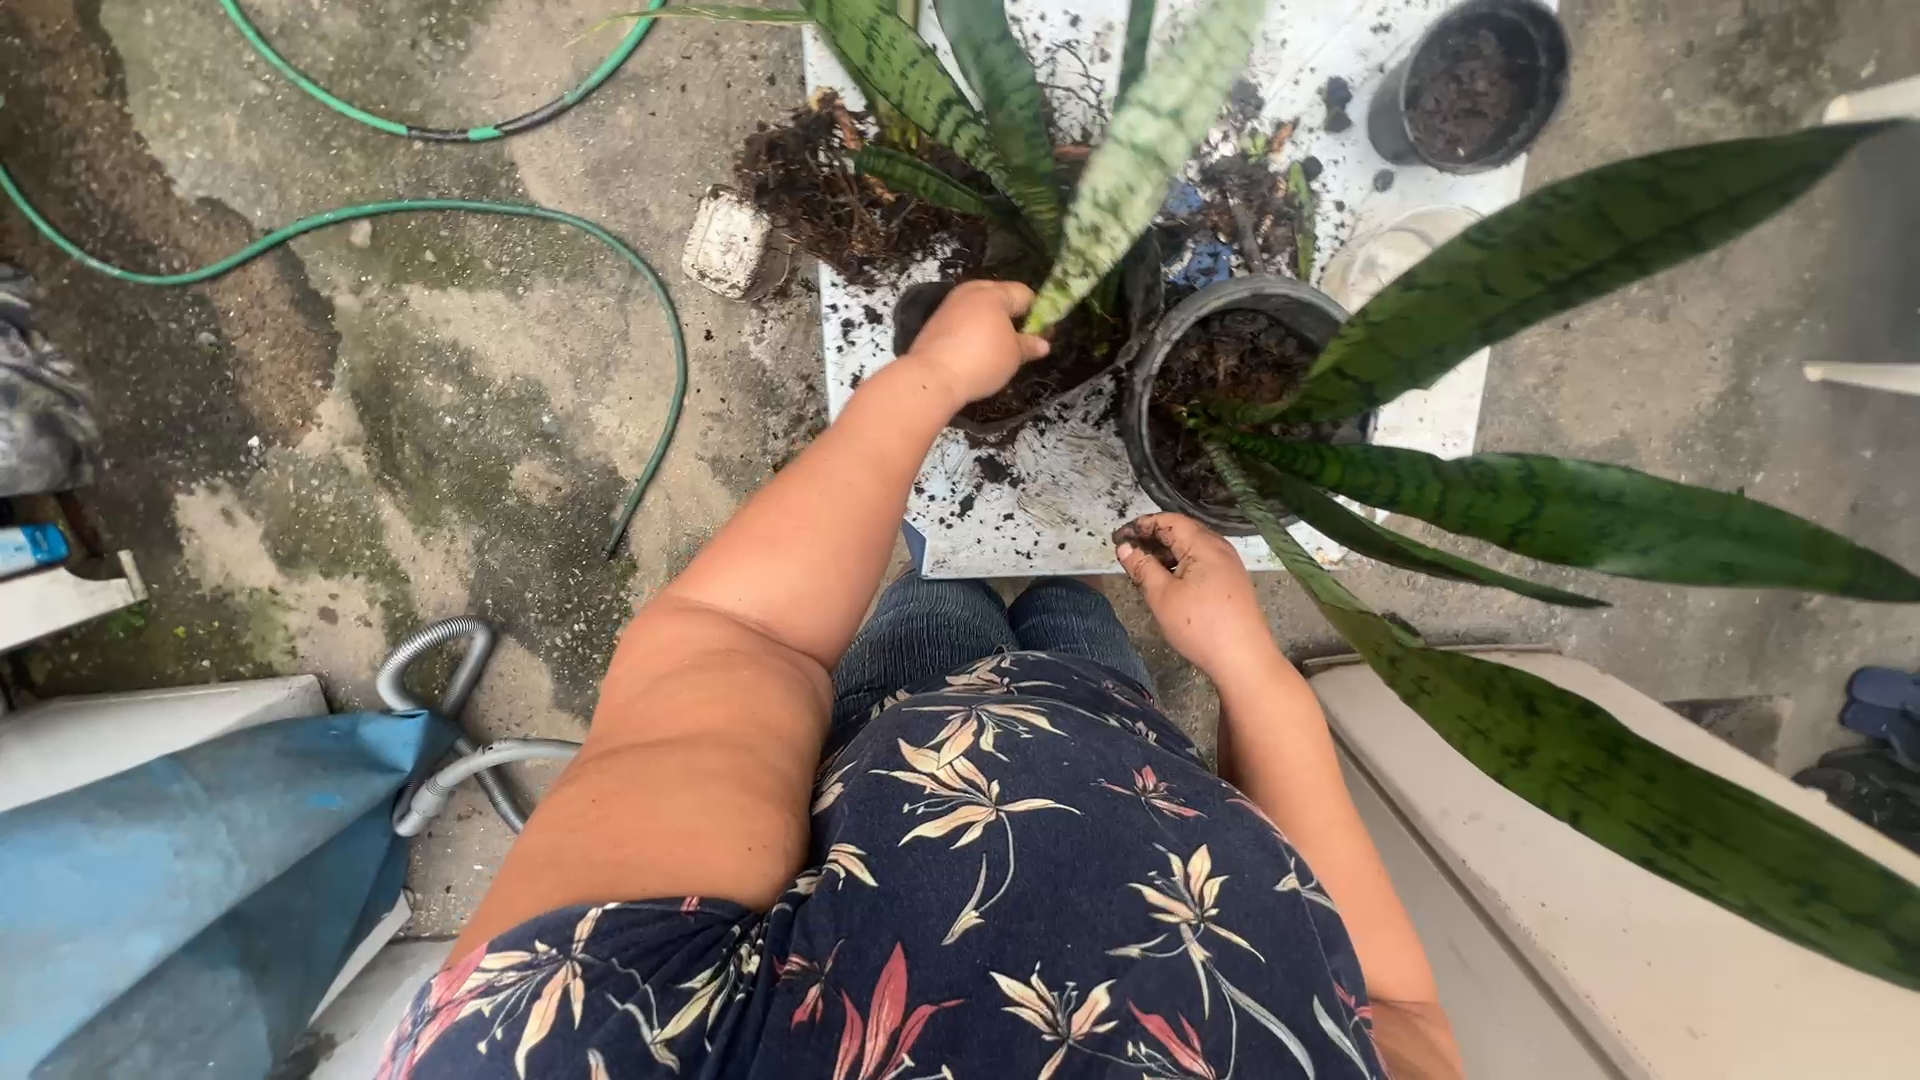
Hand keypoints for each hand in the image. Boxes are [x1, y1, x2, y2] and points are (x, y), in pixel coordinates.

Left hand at [901, 280, 1050, 406]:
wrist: (932, 377)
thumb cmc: (981, 361)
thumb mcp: (1013, 356)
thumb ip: (1029, 345)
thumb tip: (1044, 344)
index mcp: (994, 293)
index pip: (1025, 294)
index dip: (1038, 312)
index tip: (1043, 333)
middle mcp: (970, 292)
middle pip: (1000, 298)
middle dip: (1012, 317)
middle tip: (1020, 341)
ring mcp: (949, 306)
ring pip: (979, 310)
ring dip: (992, 325)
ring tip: (999, 349)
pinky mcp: (935, 323)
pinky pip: (963, 322)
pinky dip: (973, 333)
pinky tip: (976, 352)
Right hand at [1115, 513, 1278, 681]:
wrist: (1244, 660)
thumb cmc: (1200, 626)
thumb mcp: (1162, 596)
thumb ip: (1142, 567)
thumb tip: (1125, 548)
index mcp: (1204, 545)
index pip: (1169, 520)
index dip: (1142, 524)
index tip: (1119, 536)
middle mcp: (1220, 548)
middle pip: (1182, 531)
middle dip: (1152, 538)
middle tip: (1127, 552)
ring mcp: (1228, 565)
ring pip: (1191, 548)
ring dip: (1166, 553)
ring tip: (1142, 568)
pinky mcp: (1231, 582)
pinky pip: (1201, 562)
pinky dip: (1180, 565)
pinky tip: (1167, 581)